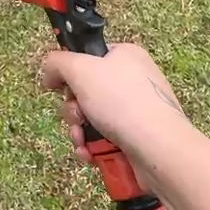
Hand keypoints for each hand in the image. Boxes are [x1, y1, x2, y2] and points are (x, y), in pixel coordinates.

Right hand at [39, 43, 192, 163]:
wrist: (160, 149)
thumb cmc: (121, 101)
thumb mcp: (79, 69)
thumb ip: (56, 62)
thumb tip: (50, 74)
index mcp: (126, 55)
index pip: (89, 56)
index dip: (70, 72)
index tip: (61, 87)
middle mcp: (134, 79)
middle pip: (86, 90)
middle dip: (72, 109)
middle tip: (76, 117)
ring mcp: (139, 110)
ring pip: (92, 116)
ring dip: (79, 130)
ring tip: (81, 141)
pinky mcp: (139, 137)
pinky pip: (106, 137)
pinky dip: (93, 146)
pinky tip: (90, 154)